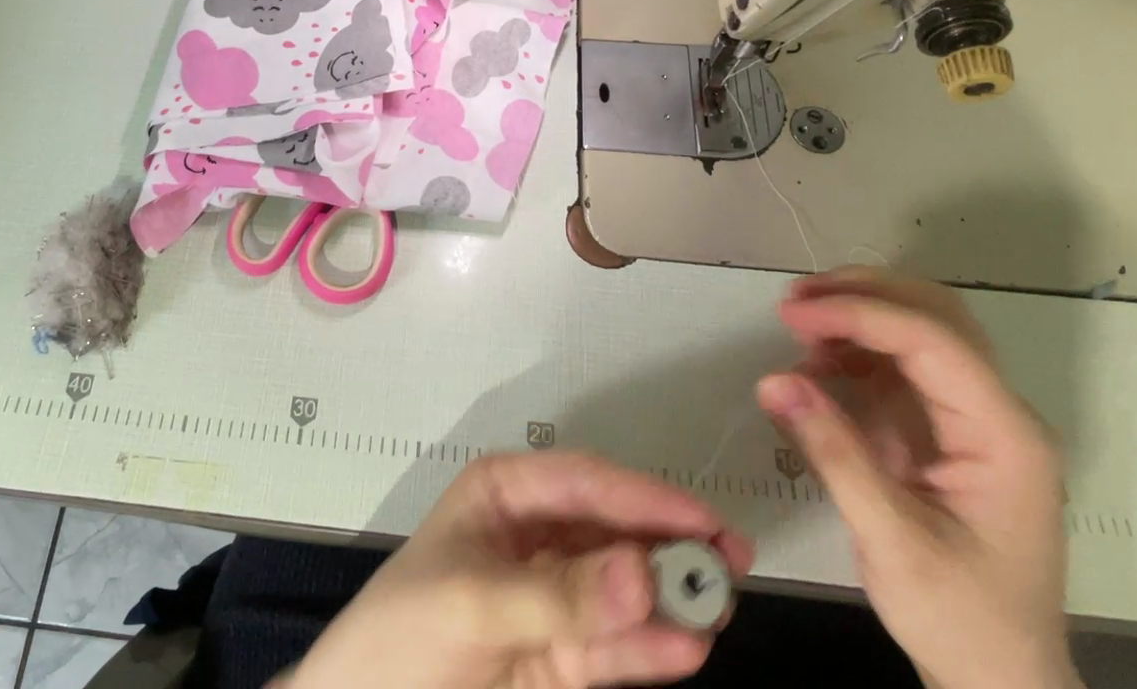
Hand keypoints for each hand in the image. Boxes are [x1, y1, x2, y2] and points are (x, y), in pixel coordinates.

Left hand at [284, 452, 753, 688]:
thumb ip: (559, 595)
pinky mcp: (565, 653)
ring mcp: (556, 594)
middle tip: (731, 564)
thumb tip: (644, 574)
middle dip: (669, 545)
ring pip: (625, 587)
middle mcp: (539, 533)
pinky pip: (615, 645)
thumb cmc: (405, 631)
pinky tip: (685, 651)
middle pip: (616, 530)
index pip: (586, 482)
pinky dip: (650, 648)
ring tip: (717, 612)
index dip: (646, 497)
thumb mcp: (473, 602)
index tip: (704, 520)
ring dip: (669, 598)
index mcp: (507, 493)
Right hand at [756, 269, 1079, 688]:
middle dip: (865, 295)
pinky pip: (898, 372)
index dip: (861, 314)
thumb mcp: (892, 540)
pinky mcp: (940, 434)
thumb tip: (775, 380)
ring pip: (920, 335)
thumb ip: (835, 455)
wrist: (999, 675)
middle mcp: (994, 414)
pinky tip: (814, 370)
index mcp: (1003, 435)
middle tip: (794, 301)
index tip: (792, 313)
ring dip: (858, 319)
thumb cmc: (958, 615)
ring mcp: (969, 422)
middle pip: (938, 318)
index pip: (934, 342)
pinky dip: (853, 357)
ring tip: (797, 329)